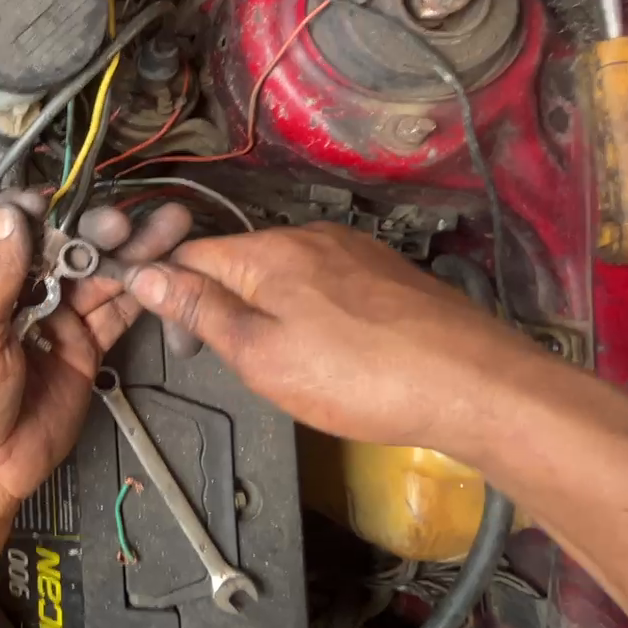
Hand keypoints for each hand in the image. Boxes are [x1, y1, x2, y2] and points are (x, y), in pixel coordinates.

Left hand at [0, 192, 192, 517]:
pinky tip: (164, 271)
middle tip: (118, 223)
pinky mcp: (82, 350)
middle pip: (57, 248)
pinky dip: (138, 294)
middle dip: (88, 230)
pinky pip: (113, 314)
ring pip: (92, 276)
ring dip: (126, 254)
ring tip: (165, 229)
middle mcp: (17, 295)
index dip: (24, 210)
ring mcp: (53, 321)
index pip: (0, 229)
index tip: (52, 202)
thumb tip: (14, 216)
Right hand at [125, 221, 546, 448]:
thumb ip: (197, 309)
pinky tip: (334, 346)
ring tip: (289, 358)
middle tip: (239, 361)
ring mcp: (353, 250)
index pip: (188, 255)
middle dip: (222, 305)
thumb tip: (140, 272)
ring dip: (265, 307)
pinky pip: (323, 279)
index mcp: (265, 252)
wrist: (487, 391)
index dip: (171, 296)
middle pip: (235, 263)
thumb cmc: (358, 377)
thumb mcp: (258, 353)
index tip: (185, 345)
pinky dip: (309, 307)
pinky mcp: (389, 271)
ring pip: (280, 272)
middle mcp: (306, 236)